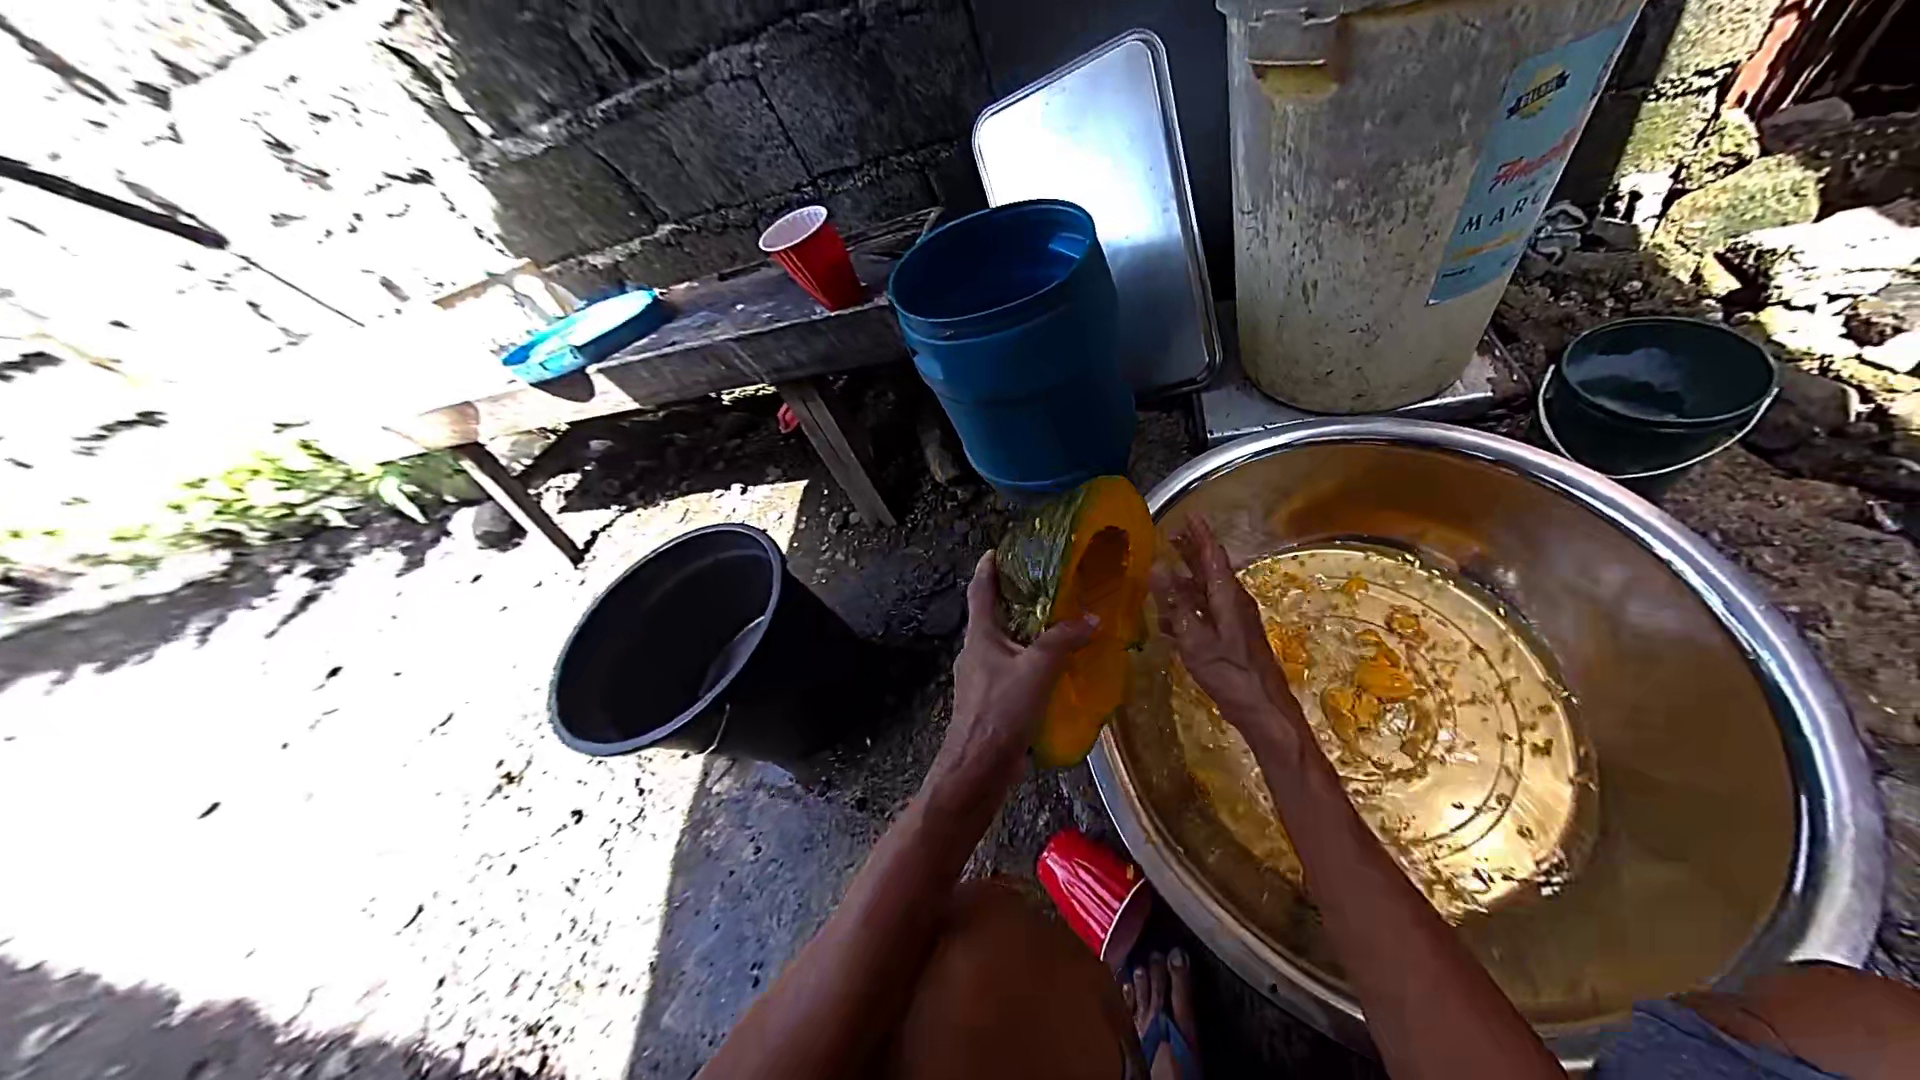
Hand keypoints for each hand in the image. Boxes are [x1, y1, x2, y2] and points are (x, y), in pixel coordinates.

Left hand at [923, 552, 1098, 814]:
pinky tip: (1054, 669)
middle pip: (993, 616)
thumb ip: (1063, 640)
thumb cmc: (1001, 710)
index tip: (997, 551)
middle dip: (1015, 600)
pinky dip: (1031, 662)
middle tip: (1045, 586)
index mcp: (980, 635)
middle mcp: (977, 652)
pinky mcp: (992, 701)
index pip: (980, 590)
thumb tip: (1092, 617)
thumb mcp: (1037, 668)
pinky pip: (1013, 671)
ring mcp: (982, 678)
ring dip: (1026, 633)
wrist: (979, 766)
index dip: (988, 568)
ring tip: (1058, 624)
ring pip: (1005, 645)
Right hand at [1151, 516, 1305, 754]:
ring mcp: (1233, 621)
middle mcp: (1233, 603)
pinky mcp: (1231, 638)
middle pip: (1211, 570)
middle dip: (1193, 552)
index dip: (1200, 535)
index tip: (1189, 516)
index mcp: (1227, 597)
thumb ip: (1176, 603)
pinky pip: (1205, 613)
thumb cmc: (1230, 673)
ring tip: (1166, 571)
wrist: (1263, 709)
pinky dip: (1187, 608)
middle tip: (1173, 535)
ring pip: (1207, 591)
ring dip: (1187, 579)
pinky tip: (1170, 618)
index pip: (1212, 557)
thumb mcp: (1195, 638)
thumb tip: (1158, 568)